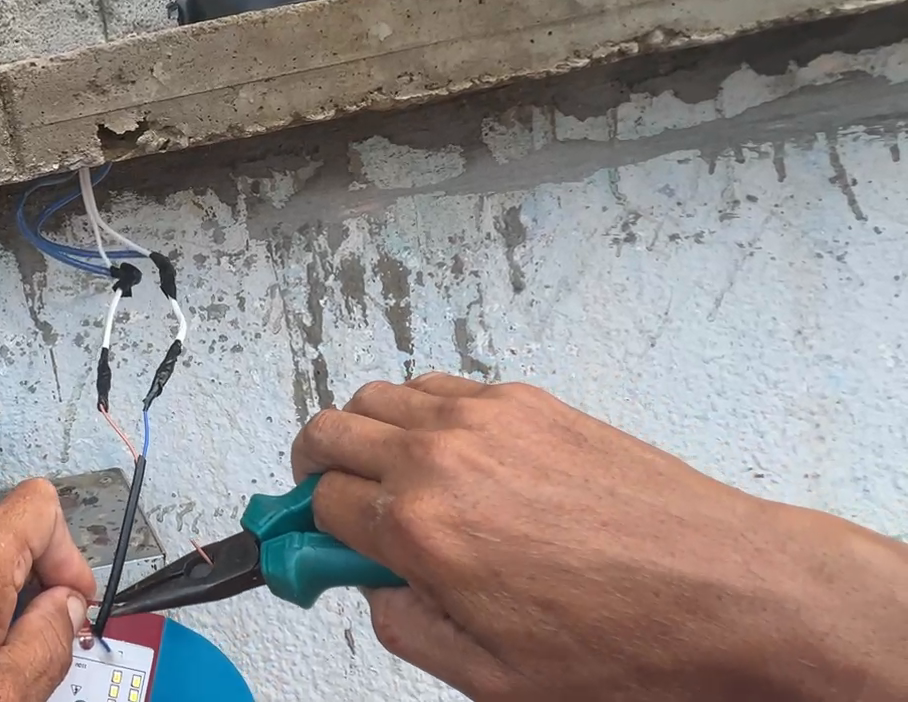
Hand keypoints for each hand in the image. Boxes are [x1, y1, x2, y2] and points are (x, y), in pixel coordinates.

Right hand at [293, 374, 907, 700]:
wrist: (746, 596)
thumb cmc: (634, 646)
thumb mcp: (499, 680)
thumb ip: (404, 627)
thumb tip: (368, 584)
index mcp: (419, 527)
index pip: (319, 504)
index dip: (313, 526)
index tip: (321, 539)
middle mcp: (432, 458)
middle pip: (324, 433)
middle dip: (313, 466)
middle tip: (331, 495)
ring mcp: (473, 418)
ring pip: (369, 398)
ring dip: (360, 433)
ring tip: (390, 469)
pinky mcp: (515, 399)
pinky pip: (431, 386)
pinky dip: (415, 412)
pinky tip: (447, 450)